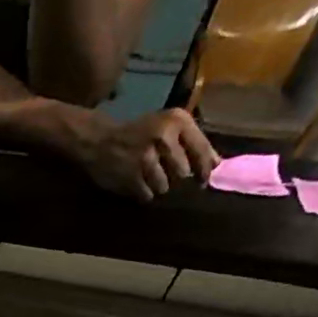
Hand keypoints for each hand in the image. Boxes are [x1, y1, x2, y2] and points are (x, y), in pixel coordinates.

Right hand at [74, 108, 219, 200]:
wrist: (100, 140)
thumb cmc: (139, 133)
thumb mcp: (167, 128)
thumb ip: (193, 143)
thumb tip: (217, 165)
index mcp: (176, 121)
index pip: (201, 149)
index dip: (205, 169)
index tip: (204, 181)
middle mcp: (163, 137)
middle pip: (183, 174)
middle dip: (176, 179)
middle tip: (166, 176)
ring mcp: (145, 158)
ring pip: (164, 187)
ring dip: (158, 187)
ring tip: (147, 178)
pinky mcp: (131, 176)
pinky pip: (147, 195)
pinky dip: (144, 193)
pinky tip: (136, 183)